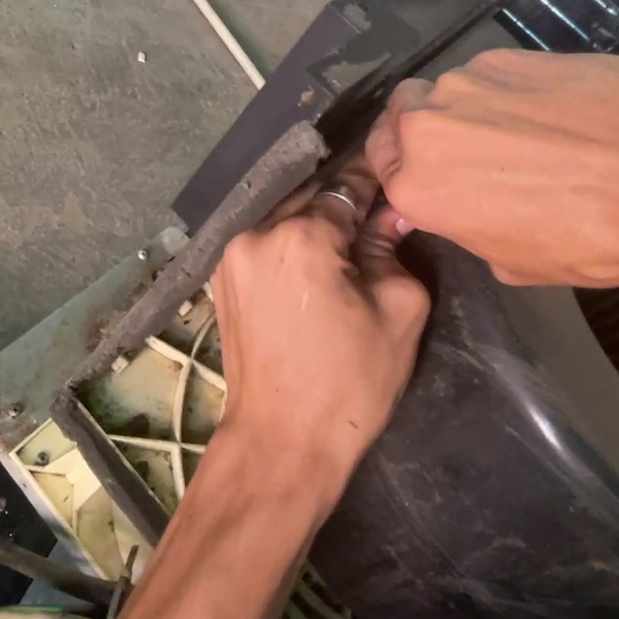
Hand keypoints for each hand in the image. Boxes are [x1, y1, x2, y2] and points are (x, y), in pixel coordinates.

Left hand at [209, 165, 430, 482]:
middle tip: (374, 215)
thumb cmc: (349, 383)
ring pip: (281, 217)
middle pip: (308, 198)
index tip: (391, 179)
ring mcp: (230, 255)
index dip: (371, 185)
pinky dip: (286, 242)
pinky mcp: (220, 277)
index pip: (344, 189)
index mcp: (299, 237)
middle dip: (341, 205)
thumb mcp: (397, 311)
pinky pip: (261, 242)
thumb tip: (389, 215)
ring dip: (311, 222)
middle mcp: (254, 233)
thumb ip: (392, 249)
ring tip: (345, 240)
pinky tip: (309, 262)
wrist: (281, 439)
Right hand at [367, 49, 618, 288]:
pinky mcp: (508, 55)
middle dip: (417, 136)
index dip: (409, 178)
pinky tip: (552, 110)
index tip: (437, 184)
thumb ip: (466, 227)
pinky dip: (504, 92)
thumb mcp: (514, 262)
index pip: (382, 171)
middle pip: (398, 121)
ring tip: (519, 131)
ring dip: (462, 111)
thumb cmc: (595, 237)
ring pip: (443, 93)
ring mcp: (466, 83)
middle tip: (465, 156)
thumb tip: (465, 206)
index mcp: (417, 187)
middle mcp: (424, 127)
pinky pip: (487, 76)